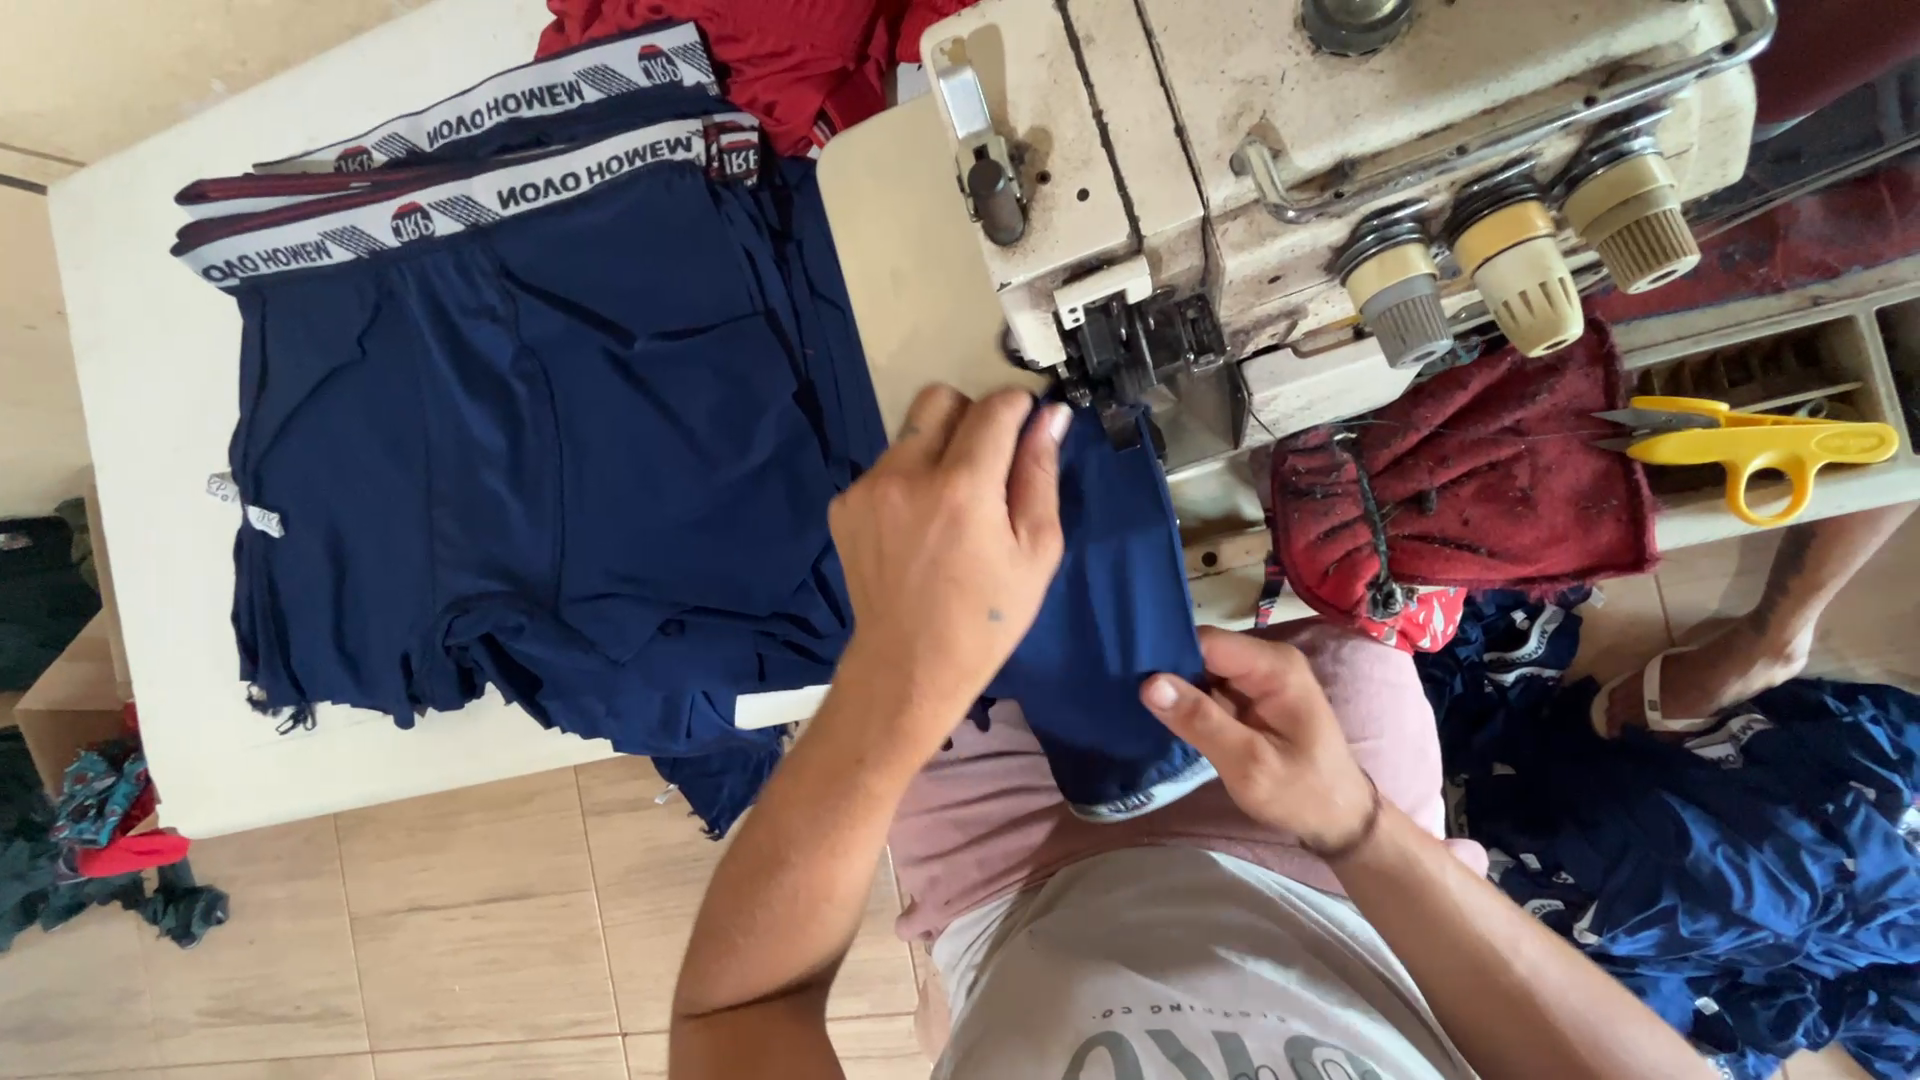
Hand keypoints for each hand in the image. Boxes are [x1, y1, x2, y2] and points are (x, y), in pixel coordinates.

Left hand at [828, 385, 1071, 754]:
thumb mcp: (1036, 551)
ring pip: (909, 433)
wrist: (908, 665)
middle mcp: (906, 475)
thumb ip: (1040, 475)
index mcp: (963, 488)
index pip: (993, 407)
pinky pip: (884, 467)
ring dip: (937, 450)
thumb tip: (1051, 416)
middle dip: (971, 415)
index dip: (1018, 406)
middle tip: (987, 460)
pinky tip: (916, 527)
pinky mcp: (844, 505)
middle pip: (940, 398)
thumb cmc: (986, 618)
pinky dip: (907, 481)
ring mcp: (867, 489)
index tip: (1027, 421)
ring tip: (949, 506)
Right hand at [1140, 628, 1377, 853]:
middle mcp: (1266, 661)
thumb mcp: (1249, 764)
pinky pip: (1208, 686)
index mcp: (1274, 667)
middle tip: (1122, 689)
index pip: (1205, 641)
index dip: (1166, 652)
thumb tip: (1148, 683)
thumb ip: (1200, 721)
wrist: (1340, 822)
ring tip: (1131, 700)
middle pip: (1200, 650)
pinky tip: (1158, 712)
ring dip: (1172, 685)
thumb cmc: (1302, 793)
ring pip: (1200, 668)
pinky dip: (1185, 699)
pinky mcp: (1249, 697)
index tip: (1126, 672)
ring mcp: (1258, 678)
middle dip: (1165, 669)